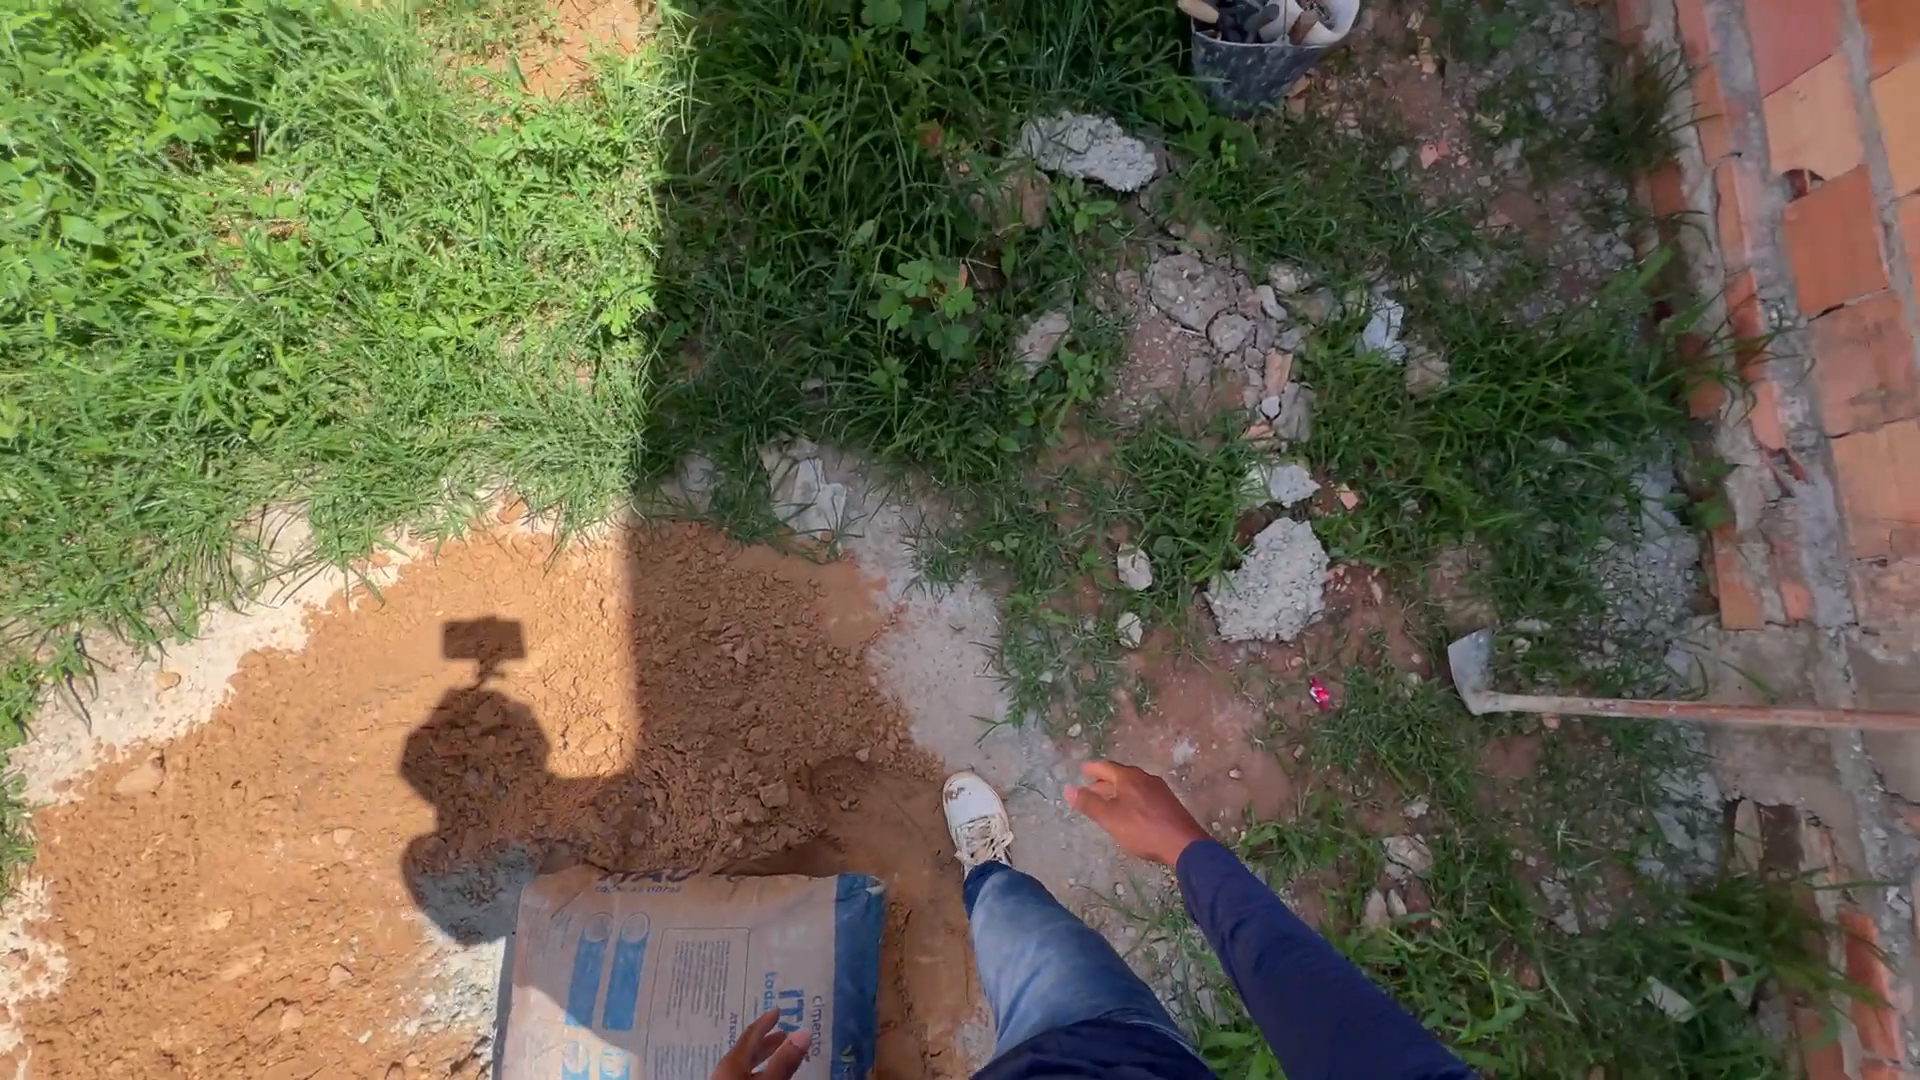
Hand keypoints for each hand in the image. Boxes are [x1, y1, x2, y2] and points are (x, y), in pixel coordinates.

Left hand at [709, 1009, 811, 1079]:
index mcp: (732, 1062)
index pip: (751, 1035)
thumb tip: (804, 1032)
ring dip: (763, 1063)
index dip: (766, 1022)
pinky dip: (756, 1077)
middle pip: (746, 1052)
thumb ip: (785, 1062)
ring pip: (744, 1070)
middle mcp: (723, 1072)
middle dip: (767, 1043)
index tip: (778, 1011)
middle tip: (784, 1035)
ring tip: (780, 1061)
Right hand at [1065, 760, 1209, 865]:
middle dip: (1104, 781)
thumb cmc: (1142, 829)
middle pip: (1120, 775)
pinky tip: (1131, 810)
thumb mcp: (1110, 818)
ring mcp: (1159, 790)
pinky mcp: (1168, 803)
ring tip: (1109, 800)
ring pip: (1133, 785)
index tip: (1083, 769)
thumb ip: (1089, 803)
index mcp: (1128, 777)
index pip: (1106, 767)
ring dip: (1118, 790)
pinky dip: (1131, 798)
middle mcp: (1144, 778)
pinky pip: (1143, 794)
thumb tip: (1068, 789)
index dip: (1093, 769)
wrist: (1183, 844)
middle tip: (1091, 787)